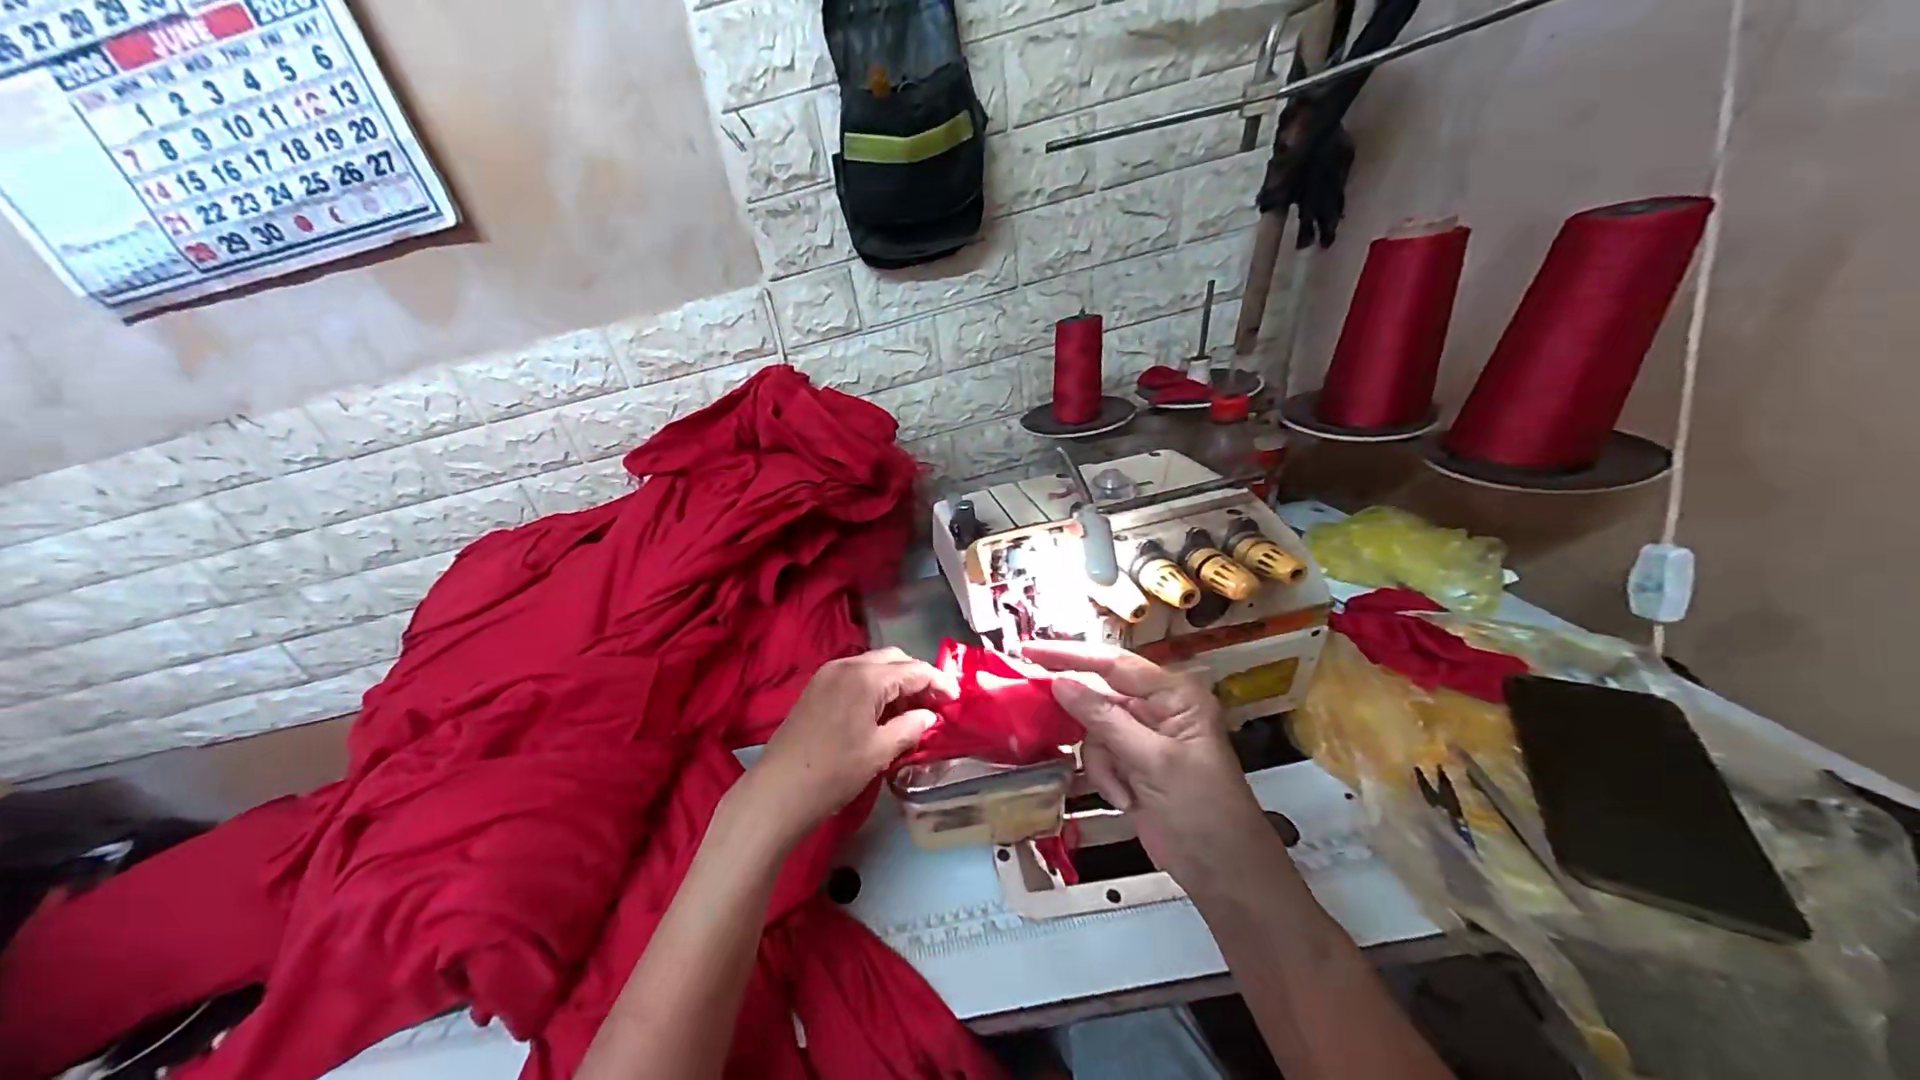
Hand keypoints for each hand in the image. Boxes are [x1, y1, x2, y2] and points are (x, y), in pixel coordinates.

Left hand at [741, 648, 958, 842]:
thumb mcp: (880, 752)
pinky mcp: (816, 688)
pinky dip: (874, 687)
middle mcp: (847, 665)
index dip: (939, 682)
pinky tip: (881, 712)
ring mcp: (827, 675)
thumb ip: (910, 727)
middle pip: (894, 659)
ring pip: (873, 666)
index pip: (914, 670)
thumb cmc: (833, 772)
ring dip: (895, 681)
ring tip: (910, 710)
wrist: (777, 792)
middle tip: (933, 704)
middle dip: (917, 677)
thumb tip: (928, 715)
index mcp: (866, 677)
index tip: (956, 700)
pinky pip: (855, 676)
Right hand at [1020, 641, 1281, 892]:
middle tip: (1036, 701)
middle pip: (1100, 695)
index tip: (1032, 649)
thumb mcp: (1153, 761)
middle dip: (1080, 713)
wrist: (1222, 872)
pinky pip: (1099, 756)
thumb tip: (1061, 682)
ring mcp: (1143, 737)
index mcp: (1175, 696)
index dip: (1071, 655)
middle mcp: (1158, 709)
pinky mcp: (1132, 764)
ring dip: (1102, 762)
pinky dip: (1106, 778)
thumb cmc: (1203, 812)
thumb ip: (1104, 720)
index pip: (1115, 664)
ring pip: (1094, 730)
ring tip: (1123, 790)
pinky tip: (1127, 800)